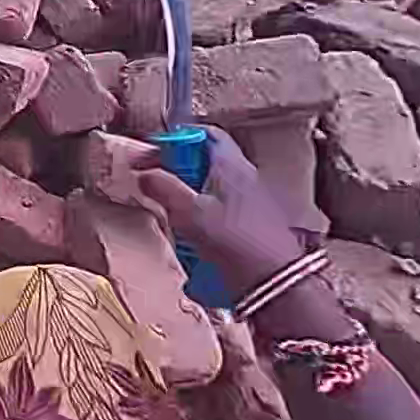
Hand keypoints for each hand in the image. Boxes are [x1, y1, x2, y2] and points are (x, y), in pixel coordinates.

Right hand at [135, 126, 307, 296]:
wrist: (276, 285)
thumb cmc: (233, 241)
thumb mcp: (187, 211)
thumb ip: (162, 187)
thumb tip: (144, 173)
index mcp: (231, 166)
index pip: (206, 133)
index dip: (178, 135)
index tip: (154, 150)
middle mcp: (245, 177)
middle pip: (205, 159)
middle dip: (175, 166)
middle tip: (152, 179)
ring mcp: (251, 201)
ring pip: (209, 183)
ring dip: (184, 190)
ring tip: (167, 207)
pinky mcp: (252, 222)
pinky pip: (217, 204)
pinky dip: (198, 209)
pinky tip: (187, 228)